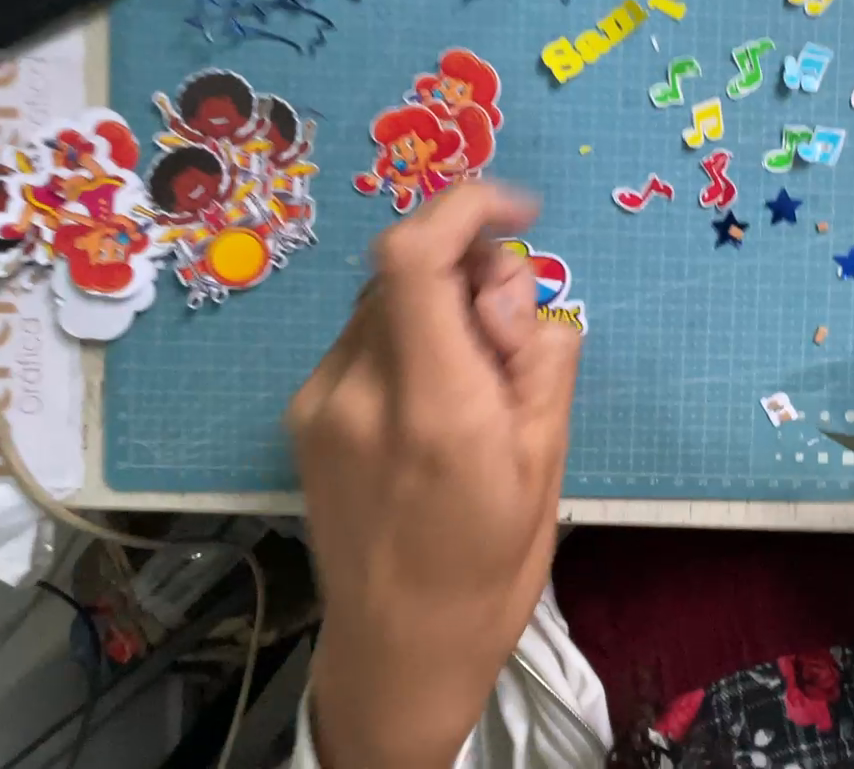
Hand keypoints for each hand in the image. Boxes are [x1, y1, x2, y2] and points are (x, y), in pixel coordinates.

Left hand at [288, 182, 582, 766]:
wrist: (398, 647)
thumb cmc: (491, 562)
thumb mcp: (548, 458)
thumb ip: (542, 353)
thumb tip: (514, 290)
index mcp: (433, 405)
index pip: (416, 258)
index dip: (466, 206)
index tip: (520, 211)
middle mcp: (357, 388)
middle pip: (409, 267)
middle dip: (473, 269)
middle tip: (510, 335)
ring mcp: (319, 399)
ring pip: (388, 296)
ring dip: (443, 302)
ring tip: (474, 375)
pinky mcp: (304, 411)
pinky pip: (366, 333)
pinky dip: (412, 331)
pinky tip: (432, 392)